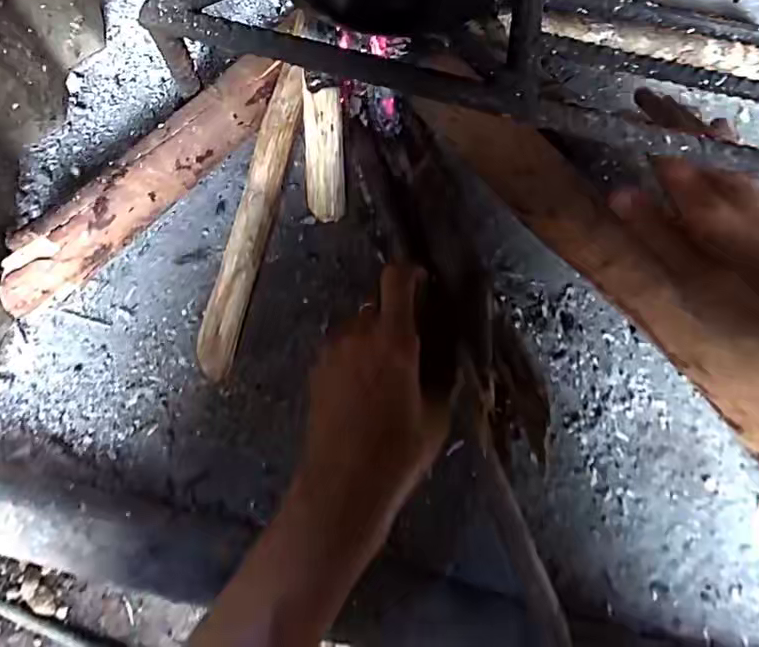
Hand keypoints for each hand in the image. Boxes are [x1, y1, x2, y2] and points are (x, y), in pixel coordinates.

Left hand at [291, 263, 452, 532]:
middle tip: (407, 347)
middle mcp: (359, 334)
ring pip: (358, 326)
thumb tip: (441, 354)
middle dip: (394, 316)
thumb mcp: (435, 415)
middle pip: (377, 304)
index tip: (422, 281)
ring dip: (372, 337)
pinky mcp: (317, 367)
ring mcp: (333, 349)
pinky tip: (360, 390)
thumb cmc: (397, 453)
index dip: (409, 271)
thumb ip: (438, 375)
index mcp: (393, 340)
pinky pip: (341, 347)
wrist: (341, 487)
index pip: (396, 279)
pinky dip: (354, 355)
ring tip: (382, 376)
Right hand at [610, 89, 758, 365]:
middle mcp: (729, 190)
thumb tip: (617, 192)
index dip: (647, 129)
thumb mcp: (687, 273)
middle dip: (670, 116)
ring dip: (694, 124)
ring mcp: (752, 195)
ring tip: (680, 108)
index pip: (669, 153)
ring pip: (718, 145)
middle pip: (696, 141)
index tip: (627, 108)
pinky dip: (722, 141)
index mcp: (703, 204)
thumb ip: (652, 230)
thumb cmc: (744, 301)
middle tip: (647, 96)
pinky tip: (726, 138)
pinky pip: (737, 157)